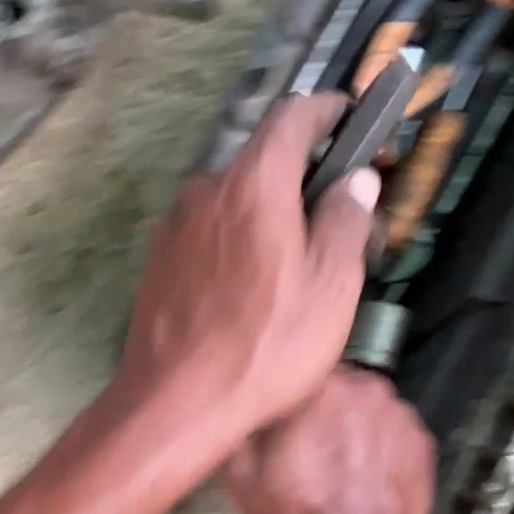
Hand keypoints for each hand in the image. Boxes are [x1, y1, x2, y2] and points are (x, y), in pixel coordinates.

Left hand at [119, 93, 380, 437]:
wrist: (175, 403)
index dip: (327, 111)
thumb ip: (345, 221)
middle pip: (261, 161)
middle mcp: (205, 190)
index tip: (351, 118)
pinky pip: (208, 232)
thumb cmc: (265, 346)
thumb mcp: (331, 287)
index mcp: (253, 183)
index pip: (292, 116)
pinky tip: (250, 286)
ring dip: (266, 211)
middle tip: (333, 212)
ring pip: (233, 200)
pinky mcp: (158, 261)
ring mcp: (174, 226)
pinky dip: (237, 238)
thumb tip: (355, 179)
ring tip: (293, 260)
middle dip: (300, 174)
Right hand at [224, 369, 434, 513]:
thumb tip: (247, 413)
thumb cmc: (296, 512)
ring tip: (341, 468)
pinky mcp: (424, 444)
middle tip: (310, 449)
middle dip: (326, 411)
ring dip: (356, 428)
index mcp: (321, 384)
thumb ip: (241, 427)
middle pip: (341, 388)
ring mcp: (401, 415)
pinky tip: (367, 479)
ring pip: (370, 411)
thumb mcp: (240, 473)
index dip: (290, 398)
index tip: (283, 423)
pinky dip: (382, 449)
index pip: (302, 370)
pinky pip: (394, 435)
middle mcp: (367, 388)